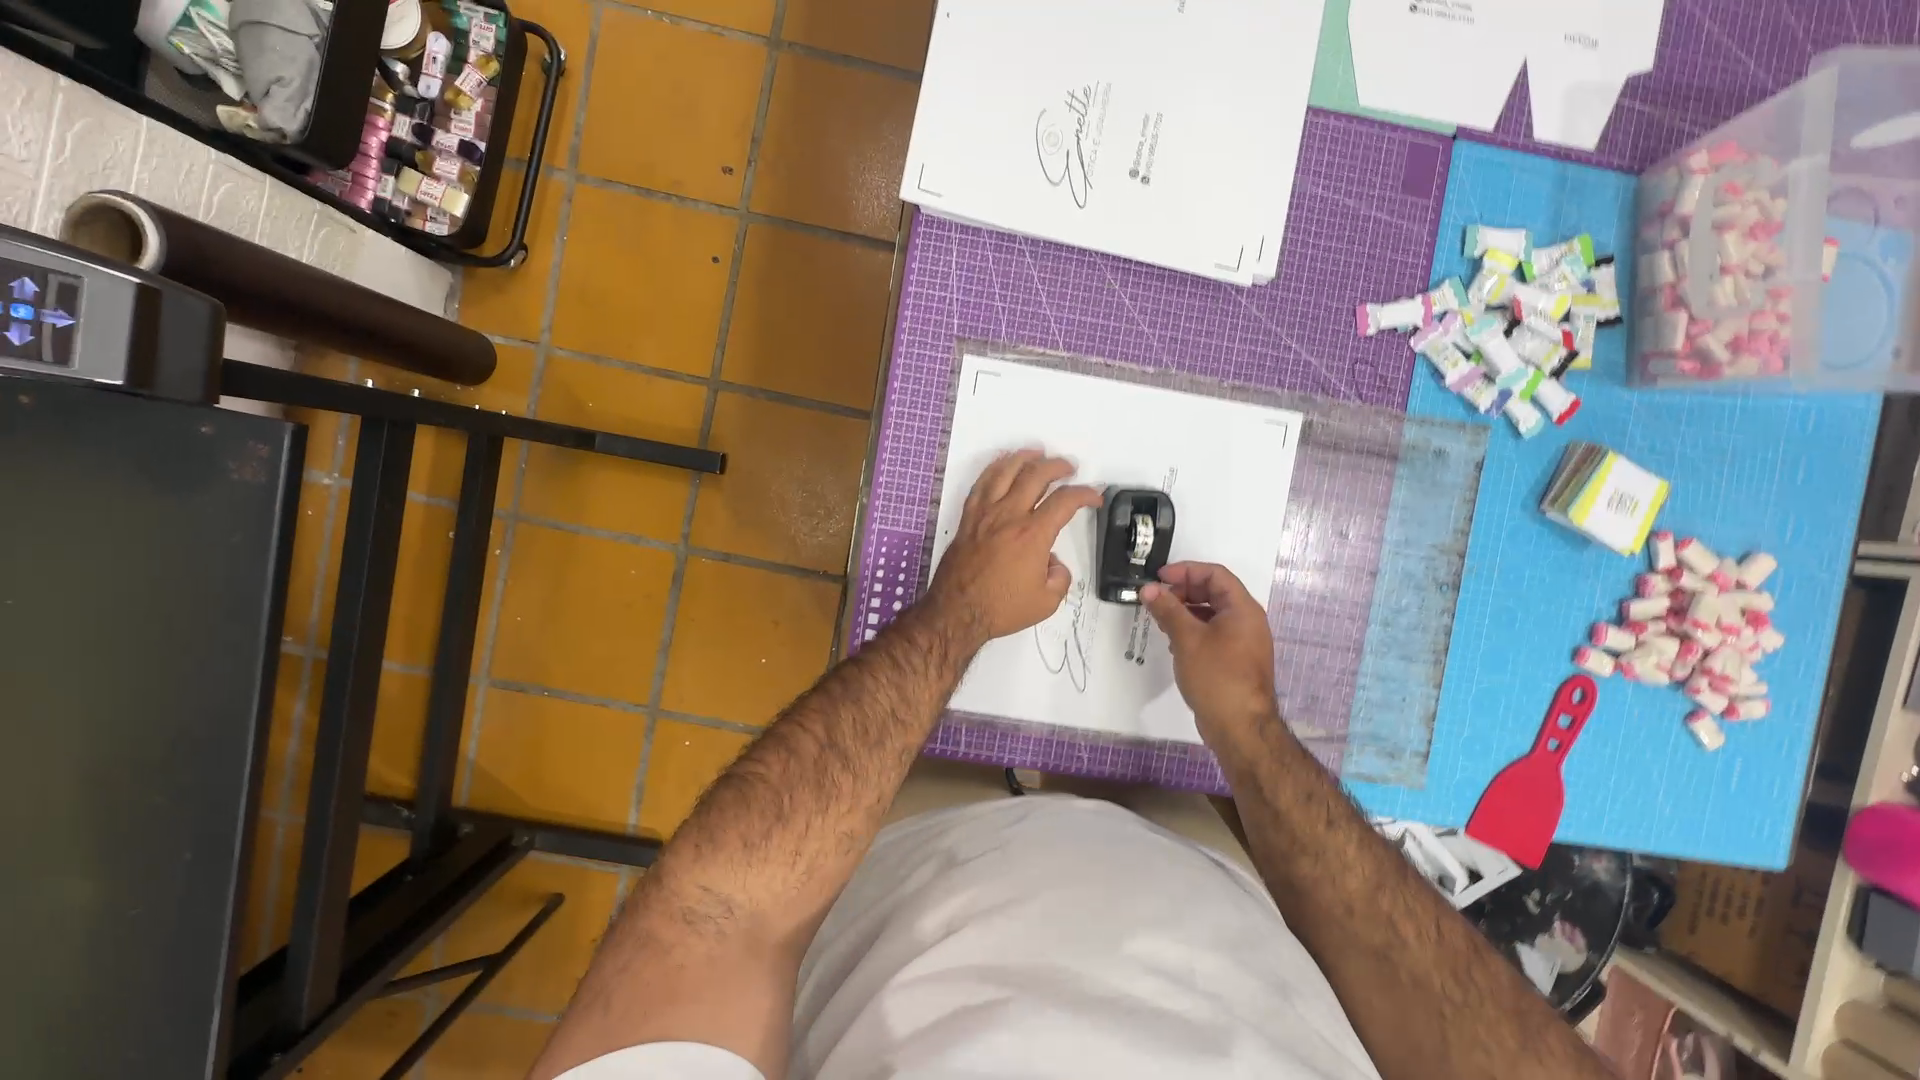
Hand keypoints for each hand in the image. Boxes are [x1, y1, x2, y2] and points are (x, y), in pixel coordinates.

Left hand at [924, 449, 1102, 647]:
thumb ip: (1059, 577)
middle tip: (1068, 467)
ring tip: (1037, 453)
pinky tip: (1002, 465)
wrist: (957, 612)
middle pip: (1036, 475)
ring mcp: (985, 514)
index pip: (1065, 501)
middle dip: (1057, 466)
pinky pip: (981, 484)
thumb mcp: (1046, 602)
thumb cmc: (1001, 609)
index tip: (1094, 497)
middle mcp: (1009, 516)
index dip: (1085, 494)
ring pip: (1005, 471)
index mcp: (1033, 535)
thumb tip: (1052, 562)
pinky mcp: (968, 519)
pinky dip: (994, 468)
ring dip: (1024, 457)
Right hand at [1140, 562, 1278, 741]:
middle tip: (1157, 599)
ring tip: (1161, 620)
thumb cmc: (1216, 676)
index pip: (1215, 575)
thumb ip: (1167, 609)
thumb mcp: (1187, 638)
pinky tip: (1174, 642)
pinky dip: (1193, 630)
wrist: (1240, 727)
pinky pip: (1213, 634)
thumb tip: (1148, 589)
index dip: (1186, 571)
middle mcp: (1247, 621)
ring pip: (1212, 615)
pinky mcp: (1235, 661)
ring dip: (1186, 612)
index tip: (1159, 578)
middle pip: (1215, 592)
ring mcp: (1243, 643)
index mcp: (1242, 609)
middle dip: (1183, 591)